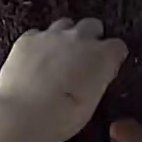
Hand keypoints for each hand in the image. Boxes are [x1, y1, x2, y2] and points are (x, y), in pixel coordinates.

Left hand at [0, 19, 128, 141]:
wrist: (24, 114)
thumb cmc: (61, 117)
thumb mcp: (92, 104)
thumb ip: (98, 81)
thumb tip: (97, 74)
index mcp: (101, 56)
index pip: (117, 46)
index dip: (113, 56)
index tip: (108, 65)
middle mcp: (79, 38)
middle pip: (92, 25)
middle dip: (91, 37)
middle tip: (84, 57)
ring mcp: (52, 35)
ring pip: (64, 25)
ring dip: (65, 37)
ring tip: (58, 58)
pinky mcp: (28, 39)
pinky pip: (37, 34)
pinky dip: (39, 44)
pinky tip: (34, 60)